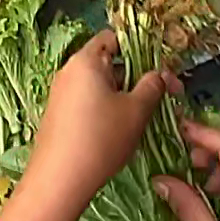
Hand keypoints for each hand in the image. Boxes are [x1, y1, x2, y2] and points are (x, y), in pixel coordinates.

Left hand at [25, 30, 177, 206]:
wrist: (58, 182)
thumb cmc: (100, 138)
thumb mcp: (136, 110)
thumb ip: (152, 86)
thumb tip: (160, 74)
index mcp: (86, 61)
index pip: (114, 38)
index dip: (139, 48)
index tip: (158, 68)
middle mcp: (70, 72)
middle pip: (109, 63)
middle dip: (137, 76)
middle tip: (161, 96)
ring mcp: (61, 95)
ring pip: (101, 86)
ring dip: (124, 96)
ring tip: (144, 117)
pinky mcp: (59, 117)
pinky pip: (89, 103)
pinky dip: (107, 110)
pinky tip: (121, 131)